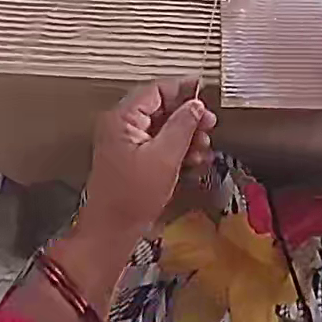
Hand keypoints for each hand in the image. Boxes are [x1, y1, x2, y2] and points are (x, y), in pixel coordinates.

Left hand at [79, 80, 216, 237]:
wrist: (111, 233)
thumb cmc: (134, 194)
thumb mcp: (164, 157)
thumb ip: (182, 126)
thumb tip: (197, 104)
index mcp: (123, 118)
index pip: (155, 90)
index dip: (182, 89)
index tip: (205, 92)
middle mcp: (121, 125)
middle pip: (160, 108)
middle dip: (188, 117)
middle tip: (210, 125)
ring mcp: (126, 143)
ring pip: (162, 127)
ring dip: (186, 135)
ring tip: (204, 148)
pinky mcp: (132, 159)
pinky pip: (158, 144)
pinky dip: (177, 149)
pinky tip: (194, 161)